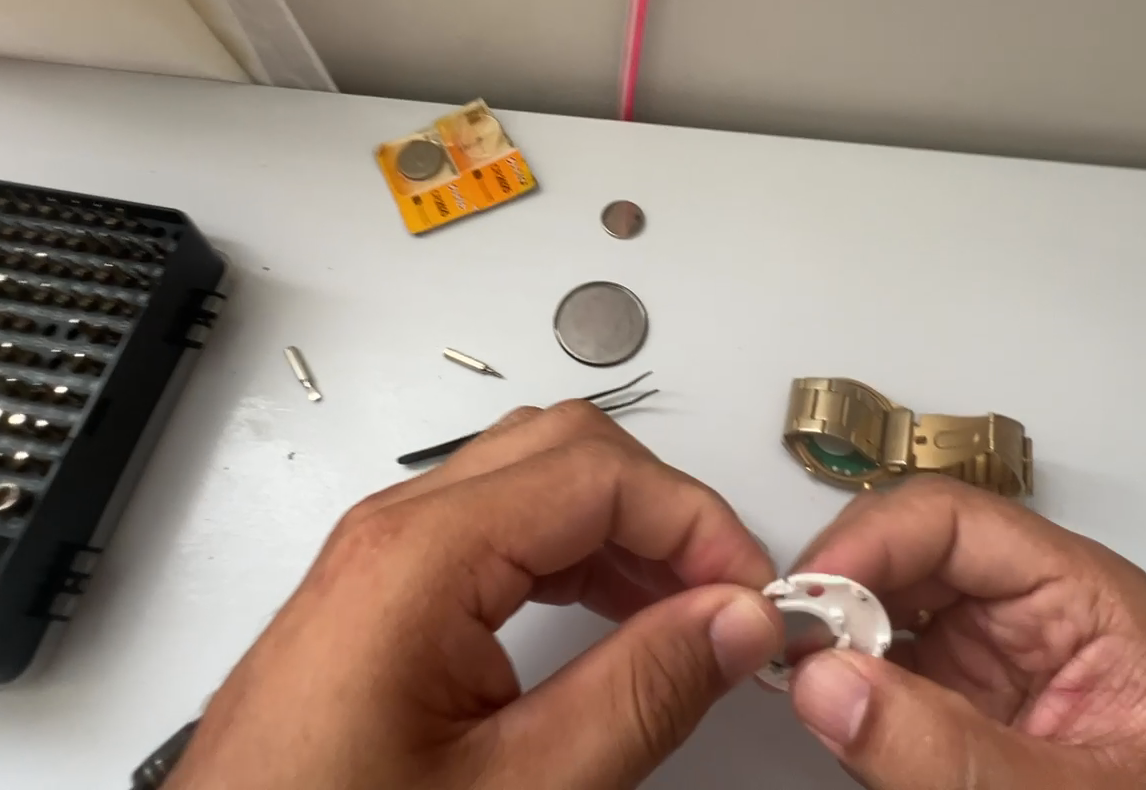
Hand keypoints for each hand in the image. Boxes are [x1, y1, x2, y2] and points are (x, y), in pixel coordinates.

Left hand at [168, 402, 784, 789]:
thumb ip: (638, 697)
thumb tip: (737, 619)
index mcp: (420, 555)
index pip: (596, 474)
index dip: (693, 520)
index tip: (752, 590)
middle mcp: (401, 525)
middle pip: (569, 448)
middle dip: (663, 506)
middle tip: (722, 591)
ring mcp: (393, 546)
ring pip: (542, 474)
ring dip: (626, 525)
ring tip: (683, 606)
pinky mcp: (394, 581)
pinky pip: (509, 523)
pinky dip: (580, 549)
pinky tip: (618, 607)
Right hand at [785, 477, 1145, 788]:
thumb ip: (949, 753)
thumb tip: (820, 683)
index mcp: (1080, 594)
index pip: (954, 520)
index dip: (873, 540)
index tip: (810, 592)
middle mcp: (1027, 603)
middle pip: (909, 548)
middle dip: (843, 583)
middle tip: (790, 638)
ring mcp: (989, 648)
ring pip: (885, 598)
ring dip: (837, 628)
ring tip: (800, 668)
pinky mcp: (961, 693)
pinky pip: (885, 660)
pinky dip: (847, 675)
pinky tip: (831, 698)